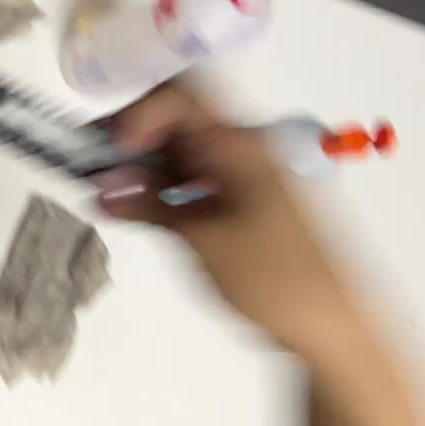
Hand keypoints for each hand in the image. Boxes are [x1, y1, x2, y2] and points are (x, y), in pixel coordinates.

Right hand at [92, 81, 355, 351]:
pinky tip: (130, 209)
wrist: (332, 328)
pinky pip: (189, 179)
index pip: (181, 97)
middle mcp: (243, 151)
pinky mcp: (237, 201)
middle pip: (175, 120)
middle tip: (92, 168)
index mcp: (242, 147)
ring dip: (138, 166)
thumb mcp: (201, 239)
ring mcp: (241, 176)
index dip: (137, 115)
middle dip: (128, 139)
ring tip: (104, 194)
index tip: (111, 149)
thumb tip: (104, 186)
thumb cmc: (277, 281)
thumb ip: (148, 206)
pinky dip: (156, 188)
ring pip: (178, 151)